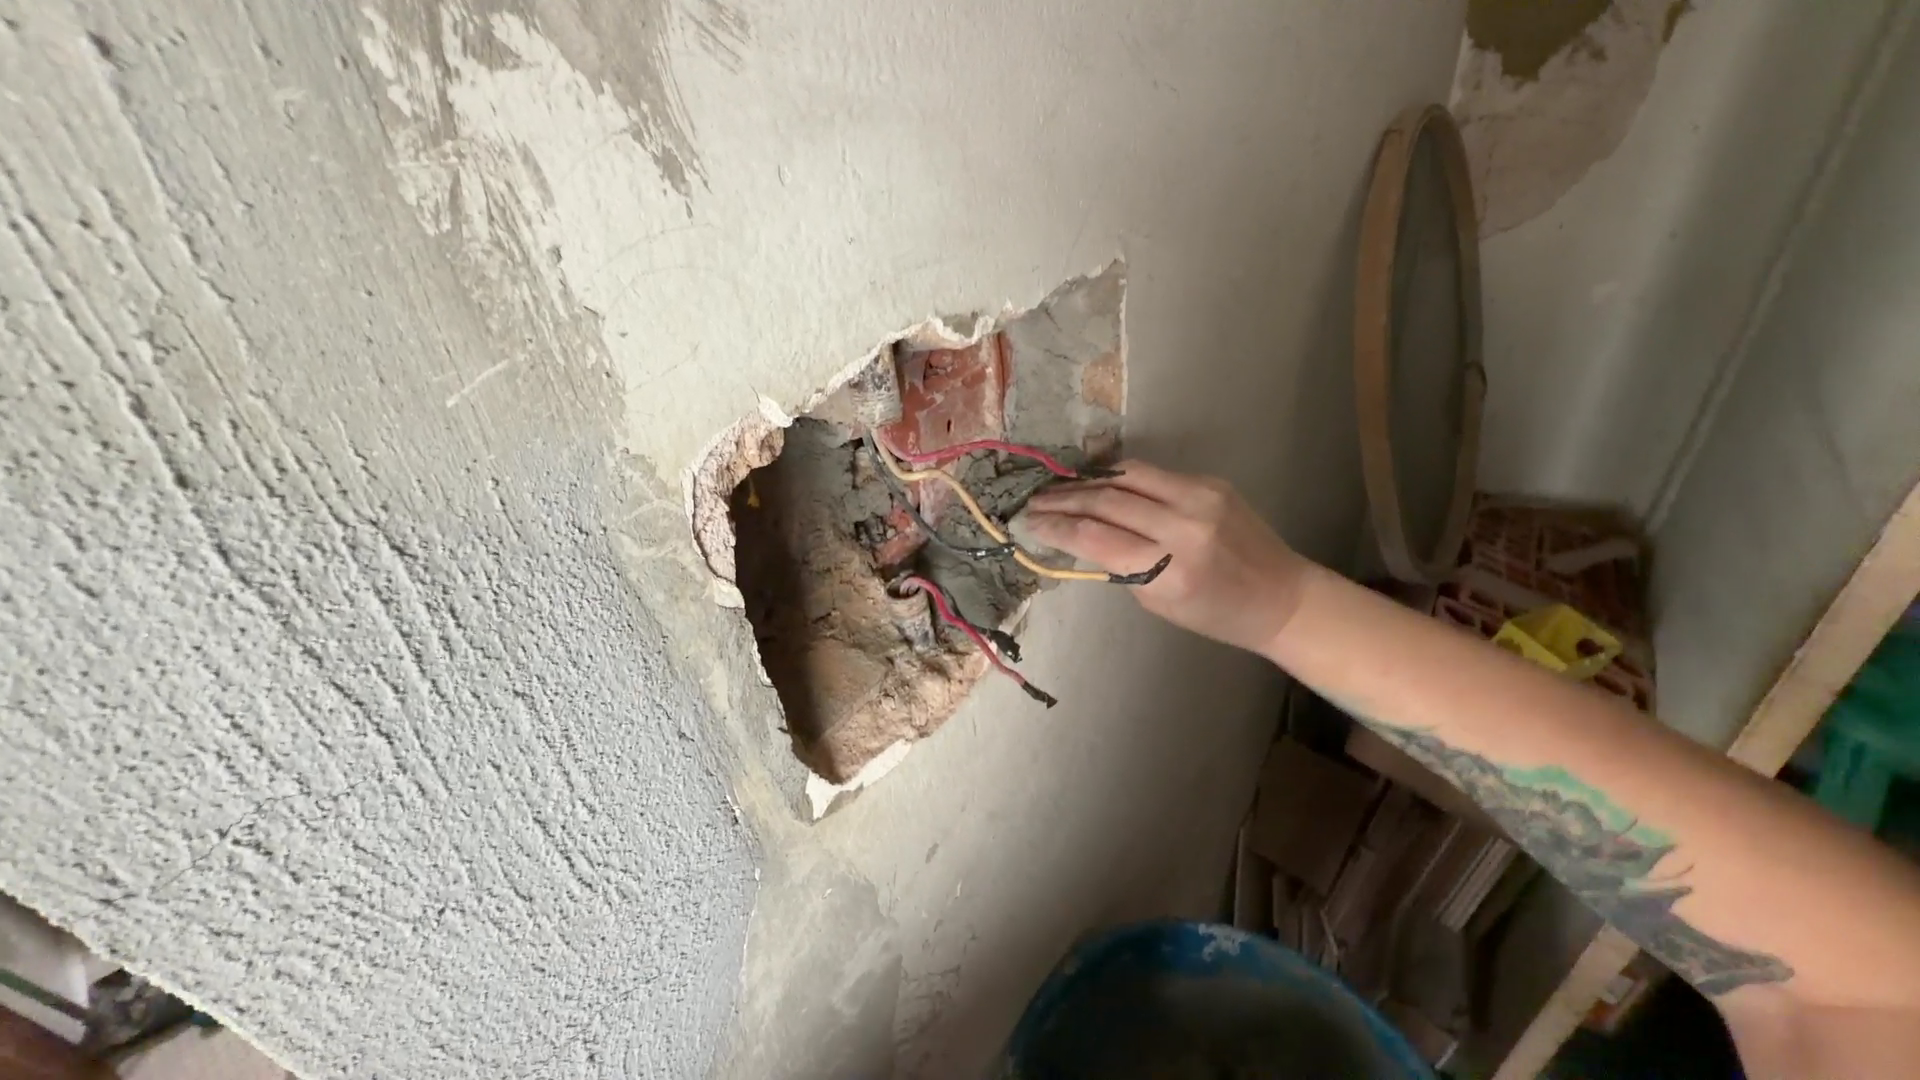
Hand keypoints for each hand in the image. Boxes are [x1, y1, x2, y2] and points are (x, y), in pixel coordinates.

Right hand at [1019, 461, 1314, 653]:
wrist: (1281, 596)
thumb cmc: (1216, 614)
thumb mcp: (1158, 601)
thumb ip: (1121, 564)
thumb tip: (1081, 535)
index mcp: (1169, 568)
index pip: (1096, 538)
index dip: (1056, 526)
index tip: (1030, 522)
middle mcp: (1184, 525)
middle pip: (1106, 501)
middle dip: (1064, 499)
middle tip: (1034, 500)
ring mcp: (1200, 497)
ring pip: (1126, 475)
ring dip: (1086, 481)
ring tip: (1058, 487)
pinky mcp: (1210, 482)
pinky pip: (1152, 473)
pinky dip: (1118, 476)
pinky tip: (1096, 480)